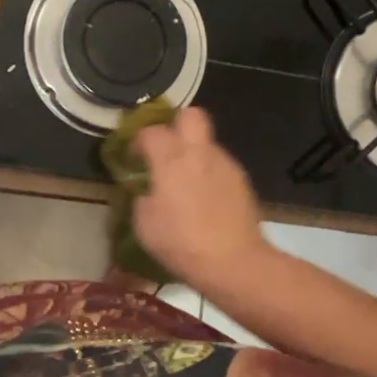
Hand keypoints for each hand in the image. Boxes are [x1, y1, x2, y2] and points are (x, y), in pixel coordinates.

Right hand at [131, 107, 274, 289]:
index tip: (134, 158)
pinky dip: (208, 174)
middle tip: (166, 148)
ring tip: (185, 182)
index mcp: (171, 160)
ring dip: (193, 154)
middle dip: (176, 124)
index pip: (151, 132)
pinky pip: (220, 166)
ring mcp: (225, 165)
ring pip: (207, 143)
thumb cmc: (181, 242)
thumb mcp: (145, 225)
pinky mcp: (242, 181)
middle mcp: (200, 153)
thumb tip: (147, 193)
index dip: (139, 141)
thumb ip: (142, 200)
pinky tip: (204, 199)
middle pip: (191, 115)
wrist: (233, 261)